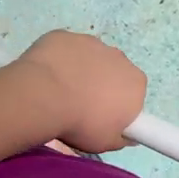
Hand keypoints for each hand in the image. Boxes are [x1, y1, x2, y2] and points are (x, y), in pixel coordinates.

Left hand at [12, 31, 147, 152]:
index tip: (98, 114)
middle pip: (110, 71)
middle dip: (97, 84)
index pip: (131, 93)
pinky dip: (55, 58)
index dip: (115, 104)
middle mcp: (119, 57)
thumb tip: (128, 136)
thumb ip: (121, 137)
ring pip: (85, 57)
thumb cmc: (79, 123)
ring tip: (55, 89)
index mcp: (135, 82)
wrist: (43, 97)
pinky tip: (43, 73)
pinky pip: (61, 48)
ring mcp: (90, 42)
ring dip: (75, 69)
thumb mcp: (105, 142)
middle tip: (75, 103)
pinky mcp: (63, 35)